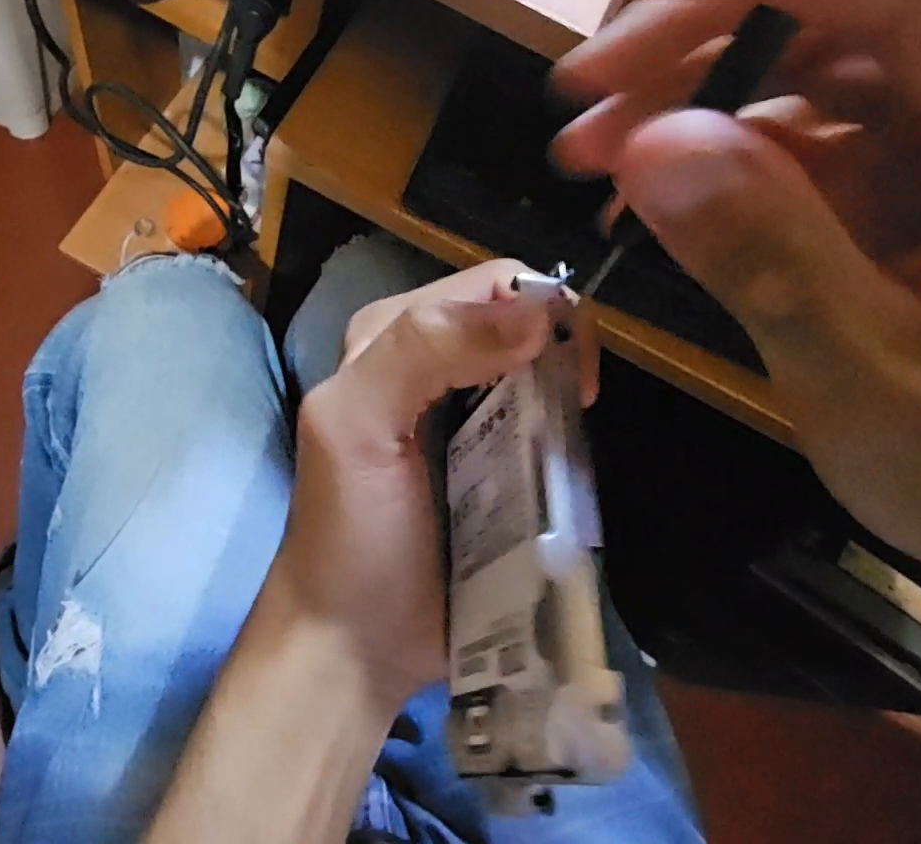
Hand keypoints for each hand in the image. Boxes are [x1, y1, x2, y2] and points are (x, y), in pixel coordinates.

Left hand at [269, 260, 565, 707]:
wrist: (356, 636)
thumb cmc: (349, 531)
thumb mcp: (356, 426)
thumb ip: (421, 352)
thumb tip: (534, 315)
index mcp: (389, 335)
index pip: (487, 285)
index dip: (537, 313)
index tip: (566, 376)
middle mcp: (427, 359)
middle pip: (519, 321)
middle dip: (556, 353)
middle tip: (571, 411)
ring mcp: (462, 410)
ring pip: (537, 370)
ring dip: (562, 398)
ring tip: (561, 447)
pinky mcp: (491, 457)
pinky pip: (542, 420)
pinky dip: (561, 434)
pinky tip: (558, 466)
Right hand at [550, 0, 920, 634]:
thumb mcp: (868, 389)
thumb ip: (768, 262)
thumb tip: (650, 146)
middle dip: (697, 31)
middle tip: (579, 92)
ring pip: (816, 44)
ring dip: (689, 83)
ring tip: (589, 147)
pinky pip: (805, 109)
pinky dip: (712, 136)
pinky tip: (645, 179)